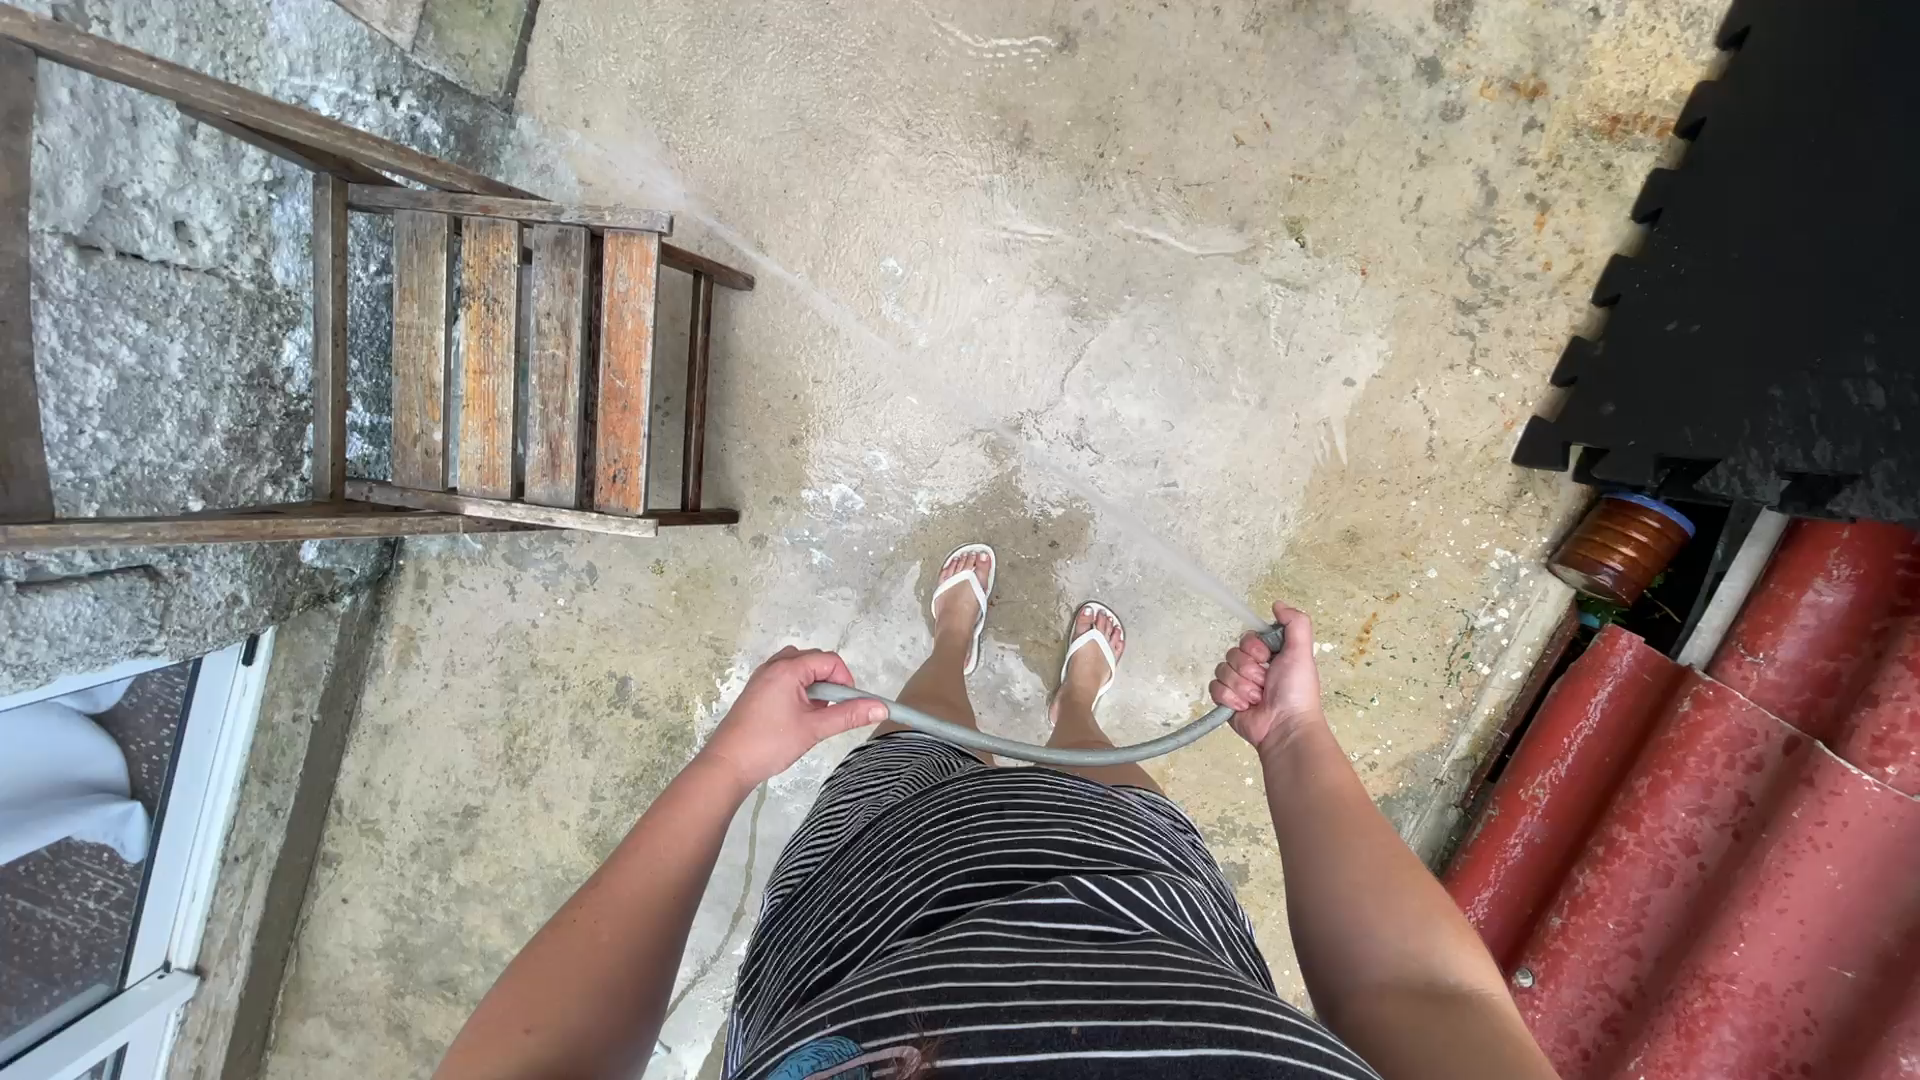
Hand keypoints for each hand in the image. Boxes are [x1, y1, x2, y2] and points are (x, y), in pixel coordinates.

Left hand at [695, 647, 886, 792]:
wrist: (727, 765)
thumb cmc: (770, 744)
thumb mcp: (814, 729)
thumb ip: (848, 715)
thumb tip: (881, 708)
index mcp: (788, 669)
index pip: (829, 660)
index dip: (844, 679)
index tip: (847, 704)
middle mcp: (773, 666)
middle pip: (814, 660)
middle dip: (829, 681)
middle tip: (829, 710)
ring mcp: (762, 677)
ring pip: (799, 668)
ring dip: (813, 685)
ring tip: (813, 712)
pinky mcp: (756, 690)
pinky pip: (785, 677)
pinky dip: (798, 689)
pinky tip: (796, 715)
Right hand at [1210, 602, 1324, 756]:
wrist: (1285, 727)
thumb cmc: (1297, 692)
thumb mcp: (1302, 653)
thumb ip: (1295, 624)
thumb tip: (1277, 604)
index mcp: (1269, 656)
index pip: (1246, 639)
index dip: (1254, 648)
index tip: (1267, 659)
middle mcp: (1253, 668)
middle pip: (1232, 654)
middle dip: (1248, 670)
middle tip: (1264, 683)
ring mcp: (1238, 685)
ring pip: (1222, 671)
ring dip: (1241, 686)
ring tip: (1257, 699)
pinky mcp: (1227, 701)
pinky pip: (1214, 688)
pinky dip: (1230, 698)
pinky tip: (1245, 707)